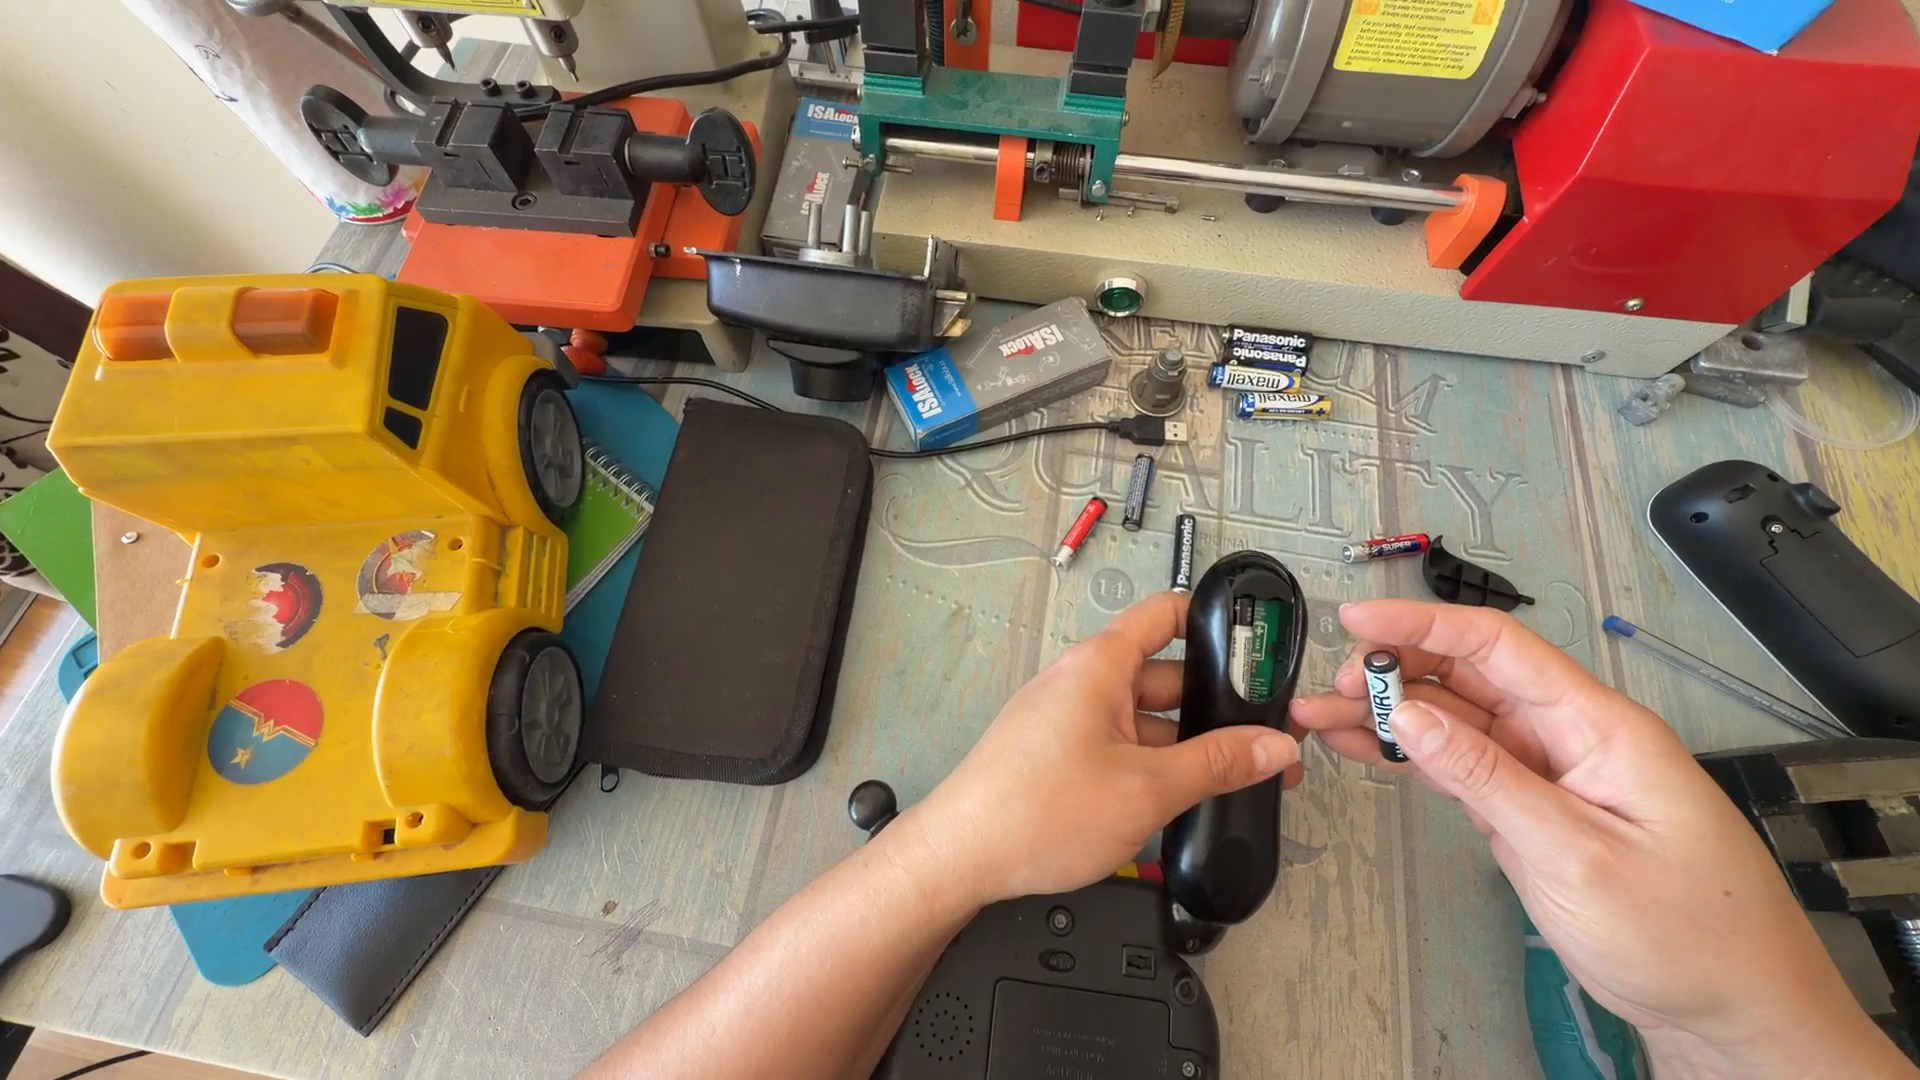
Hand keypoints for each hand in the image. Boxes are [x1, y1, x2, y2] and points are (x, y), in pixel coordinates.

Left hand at [899, 591, 1302, 906]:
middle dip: (1214, 705)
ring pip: (1145, 716)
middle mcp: (1083, 680)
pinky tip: (1183, 796)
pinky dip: (1154, 760)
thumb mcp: (1146, 789)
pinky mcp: (1060, 750)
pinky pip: (1120, 742)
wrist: (961, 855)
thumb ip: (1216, 765)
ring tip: (1235, 778)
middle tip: (1265, 739)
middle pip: (1165, 673)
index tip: (1256, 650)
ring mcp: (1069, 716)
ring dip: (1187, 742)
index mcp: (1099, 664)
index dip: (1213, 621)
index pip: (1165, 614)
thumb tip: (1273, 747)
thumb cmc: (1041, 809)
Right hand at [1290, 601, 1898, 1073]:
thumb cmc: (1680, 934)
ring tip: (1316, 716)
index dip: (1421, 623)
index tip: (1354, 619)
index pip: (1496, 647)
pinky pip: (1448, 760)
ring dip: (1380, 712)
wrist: (1729, 1017)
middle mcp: (1560, 732)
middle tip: (1331, 690)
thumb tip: (1404, 714)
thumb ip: (1485, 777)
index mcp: (1594, 724)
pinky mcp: (1516, 802)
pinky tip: (1352, 744)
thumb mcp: (1575, 853)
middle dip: (1390, 670)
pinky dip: (1399, 751)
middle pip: (1462, 675)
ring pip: (1445, 717)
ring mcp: (1535, 767)